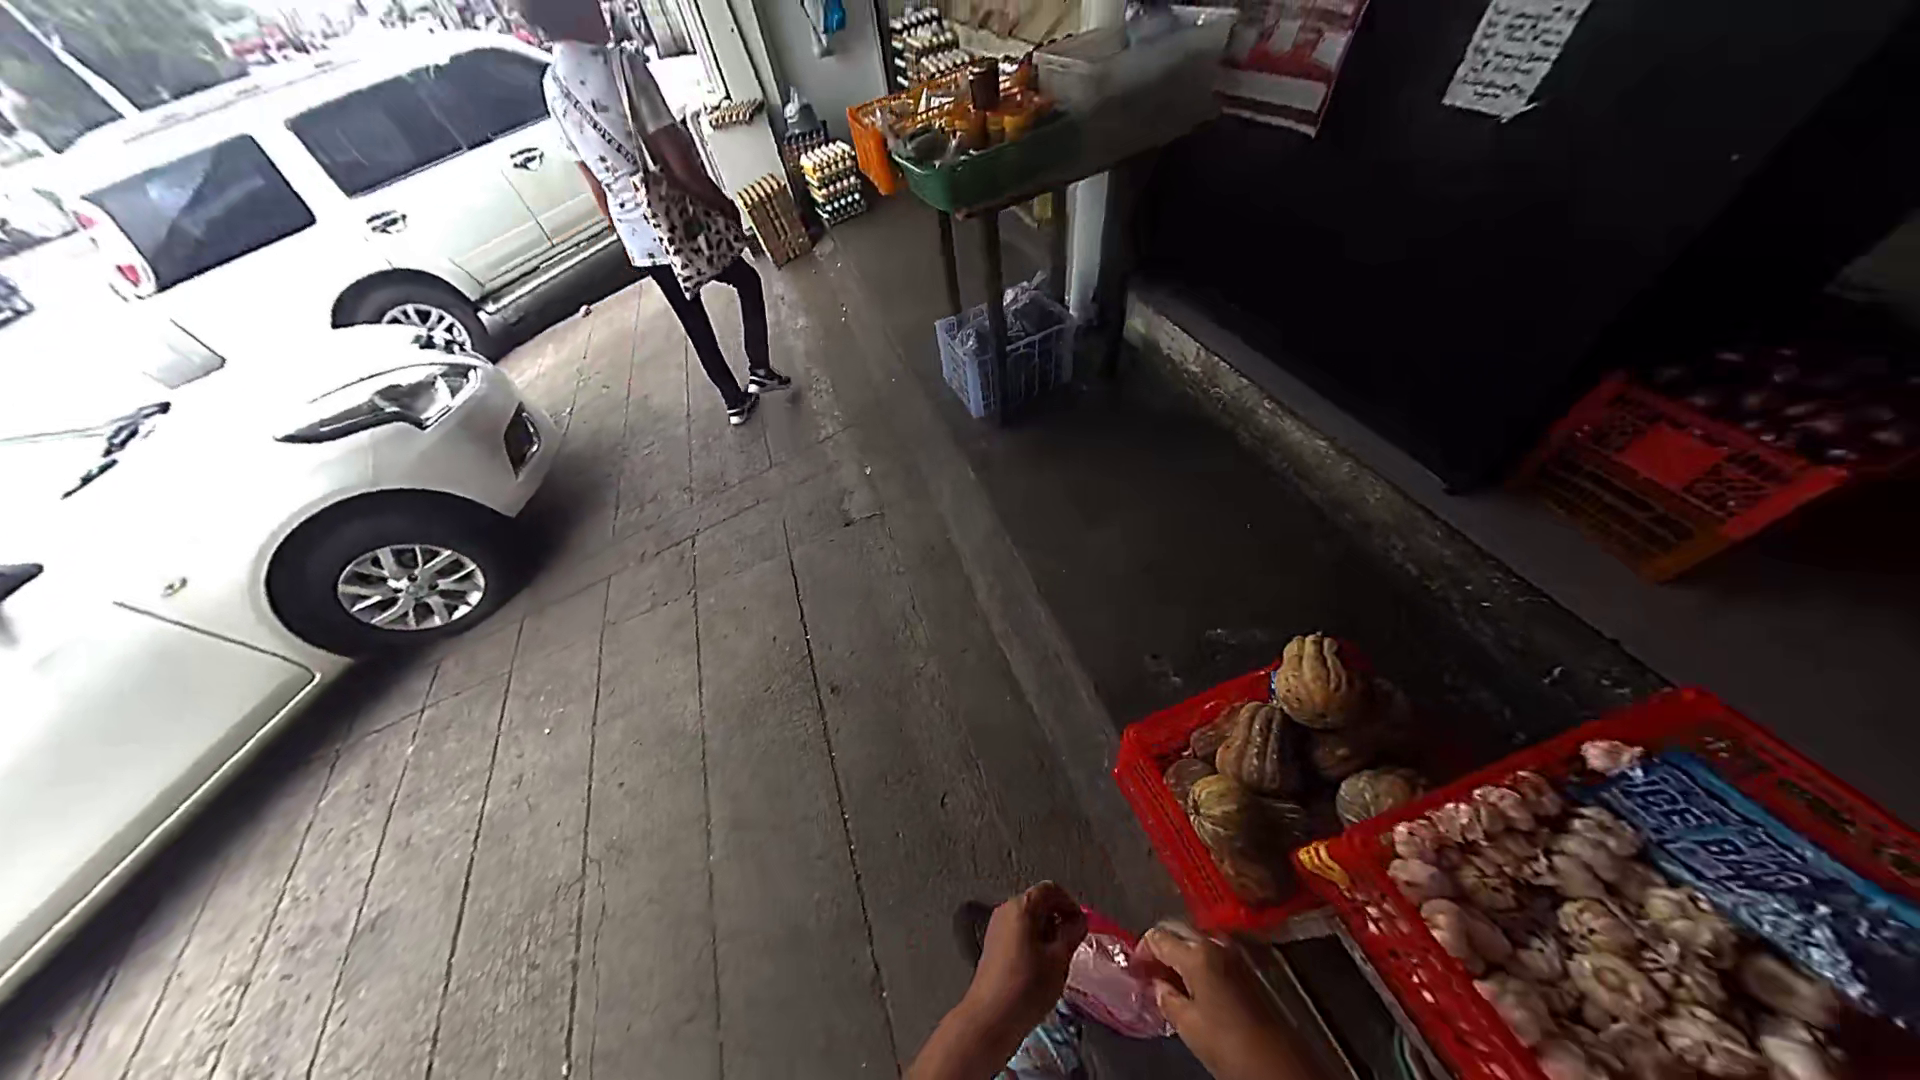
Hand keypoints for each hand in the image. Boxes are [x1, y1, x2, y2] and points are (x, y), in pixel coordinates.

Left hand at [959, 882, 1087, 1039]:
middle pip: (1039, 902)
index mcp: (1021, 906)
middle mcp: (1006, 910)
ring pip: (1029, 919)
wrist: (991, 1017)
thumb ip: (1072, 933)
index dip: (1069, 904)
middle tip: (1071, 942)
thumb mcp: (1059, 959)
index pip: (1051, 889)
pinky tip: (1040, 967)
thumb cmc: (1027, 986)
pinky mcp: (994, 945)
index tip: (1080, 924)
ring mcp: (997, 927)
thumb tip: (1078, 921)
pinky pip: (1019, 932)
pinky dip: (1034, 941)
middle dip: (1058, 918)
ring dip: (1047, 932)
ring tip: (1056, 958)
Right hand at [1140, 922, 1308, 1079]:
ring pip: (1194, 943)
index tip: (1133, 970)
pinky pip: (1211, 956)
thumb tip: (1157, 985)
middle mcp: (1215, 944)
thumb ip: (1166, 997)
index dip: (1140, 951)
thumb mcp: (1188, 1025)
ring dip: (1178, 956)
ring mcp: (1234, 955)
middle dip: (1159, 949)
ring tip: (1167, 981)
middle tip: (1147, 973)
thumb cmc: (1230, 1045)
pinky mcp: (1246, 970)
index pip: (1157, 937)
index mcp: (1197, 953)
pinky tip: (1192, 988)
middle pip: (1176, 933)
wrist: (1282, 1067)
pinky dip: (1196, 965)